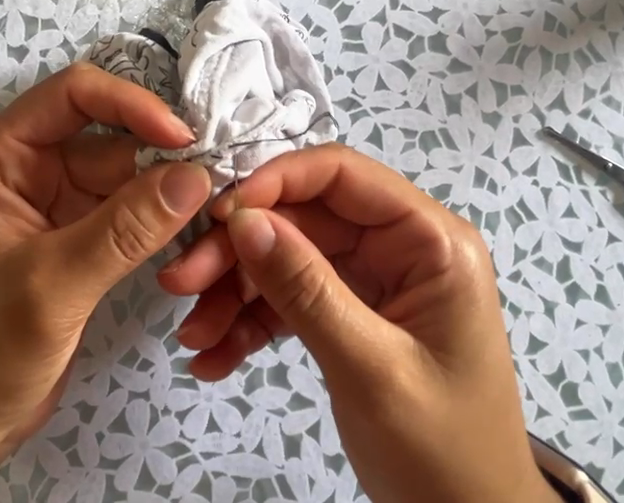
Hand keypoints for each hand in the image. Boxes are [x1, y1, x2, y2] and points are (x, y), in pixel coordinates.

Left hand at [0, 65, 212, 484]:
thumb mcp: (54, 285)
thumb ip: (125, 229)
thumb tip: (196, 176)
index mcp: (2, 154)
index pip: (74, 94)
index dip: (131, 104)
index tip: (182, 138)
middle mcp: (31, 163)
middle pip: (110, 132)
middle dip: (161, 151)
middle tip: (220, 175)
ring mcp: (59, 198)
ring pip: (128, 170)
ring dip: (169, 186)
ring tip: (219, 203)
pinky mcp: (82, 232)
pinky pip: (132, 206)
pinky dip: (162, 215)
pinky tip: (197, 226)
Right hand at [159, 145, 558, 502]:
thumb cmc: (442, 450)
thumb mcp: (371, 368)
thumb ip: (306, 289)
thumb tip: (243, 218)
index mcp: (429, 240)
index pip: (342, 174)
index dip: (275, 181)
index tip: (217, 213)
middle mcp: (400, 246)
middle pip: (303, 219)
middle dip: (240, 250)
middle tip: (181, 283)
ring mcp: (375, 280)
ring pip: (288, 258)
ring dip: (236, 293)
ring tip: (193, 335)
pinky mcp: (353, 313)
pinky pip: (292, 300)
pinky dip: (252, 324)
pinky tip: (215, 356)